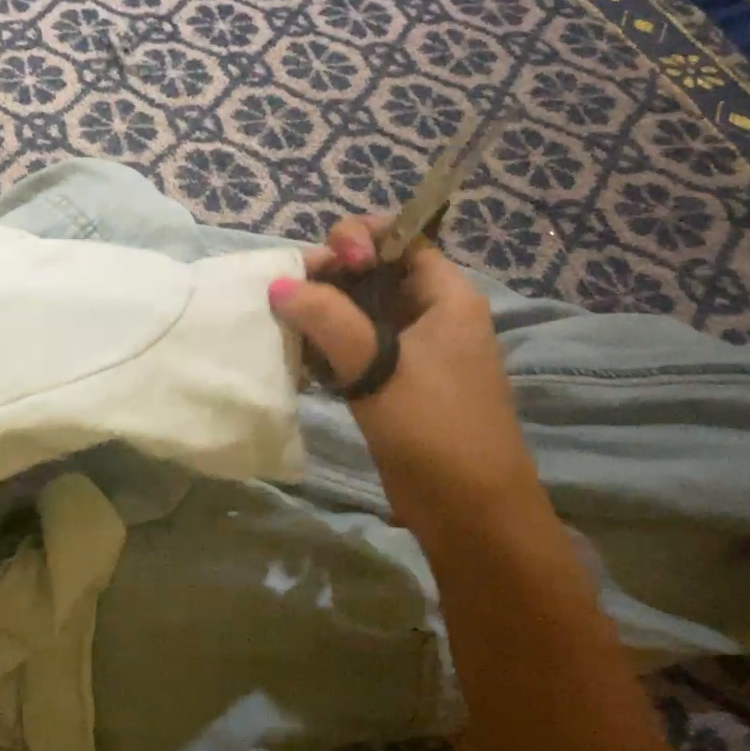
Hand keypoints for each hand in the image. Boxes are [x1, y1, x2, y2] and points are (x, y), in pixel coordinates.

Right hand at [267, 217, 548, 539]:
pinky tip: (298, 360)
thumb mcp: (379, 366)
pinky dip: (321, 344)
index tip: (331, 264)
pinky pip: (348, 343)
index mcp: (445, 297)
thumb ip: (327, 317)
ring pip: (352, 308)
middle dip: (326, 276)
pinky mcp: (388, 379)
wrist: (470, 512)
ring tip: (285, 330)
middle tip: (289, 299)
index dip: (360, 238)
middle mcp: (427, 313)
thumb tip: (279, 284)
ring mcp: (407, 348)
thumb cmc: (436, 429)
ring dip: (316, 312)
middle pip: (368, 270)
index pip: (400, 238)